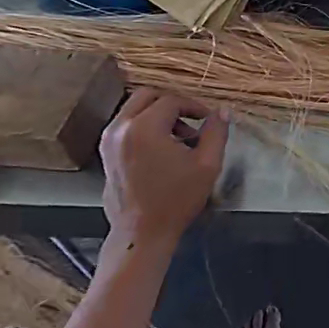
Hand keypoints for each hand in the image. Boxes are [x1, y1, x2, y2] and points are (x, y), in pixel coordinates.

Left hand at [99, 89, 229, 243]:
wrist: (142, 231)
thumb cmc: (177, 200)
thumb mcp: (207, 165)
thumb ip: (216, 133)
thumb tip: (223, 112)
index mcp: (145, 127)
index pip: (172, 101)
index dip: (194, 106)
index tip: (208, 119)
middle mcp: (121, 127)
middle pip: (147, 96)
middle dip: (173, 105)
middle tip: (193, 122)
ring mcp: (109, 140)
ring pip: (134, 109)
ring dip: (158, 115)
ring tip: (180, 139)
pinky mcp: (106, 152)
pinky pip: (126, 125)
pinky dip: (144, 126)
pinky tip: (162, 149)